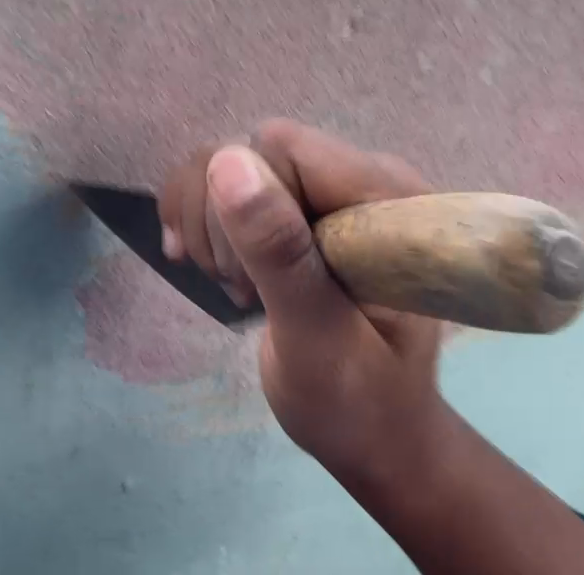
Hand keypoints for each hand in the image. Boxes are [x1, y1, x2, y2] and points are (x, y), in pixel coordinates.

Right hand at [159, 120, 447, 486]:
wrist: (373, 435)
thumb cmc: (358, 402)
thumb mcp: (317, 339)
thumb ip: (279, 253)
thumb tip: (227, 162)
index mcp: (386, 197)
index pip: (283, 148)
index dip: (247, 205)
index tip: (248, 278)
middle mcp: (359, 176)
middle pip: (250, 151)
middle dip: (221, 219)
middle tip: (241, 289)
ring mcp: (328, 188)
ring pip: (227, 161)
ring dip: (206, 223)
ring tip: (233, 283)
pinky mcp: (299, 203)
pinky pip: (223, 178)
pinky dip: (197, 219)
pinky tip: (198, 261)